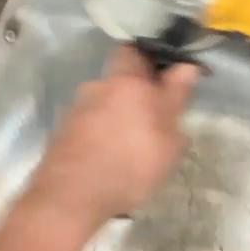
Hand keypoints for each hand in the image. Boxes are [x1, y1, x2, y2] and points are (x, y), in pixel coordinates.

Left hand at [0, 47, 198, 250]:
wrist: (68, 198)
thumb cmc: (130, 166)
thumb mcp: (168, 139)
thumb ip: (175, 100)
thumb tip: (185, 69)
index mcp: (127, 81)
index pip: (136, 52)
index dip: (152, 60)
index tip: (169, 78)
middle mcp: (98, 87)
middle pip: (121, 80)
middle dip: (137, 94)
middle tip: (155, 118)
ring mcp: (77, 109)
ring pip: (106, 103)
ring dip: (120, 116)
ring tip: (133, 144)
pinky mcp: (64, 132)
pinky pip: (92, 124)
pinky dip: (104, 134)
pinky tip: (112, 157)